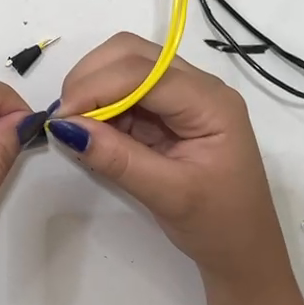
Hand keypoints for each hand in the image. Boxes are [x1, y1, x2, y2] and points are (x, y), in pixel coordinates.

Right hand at [45, 33, 284, 284]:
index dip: (96, 87)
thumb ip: (118, 159)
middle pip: (132, 54)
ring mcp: (181, 96)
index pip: (144, 73)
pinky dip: (99, 104)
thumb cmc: (219, 224)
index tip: (60, 119)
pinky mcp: (164, 111)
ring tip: (75, 127)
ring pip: (124, 66)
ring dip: (92, 88)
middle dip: (90, 77)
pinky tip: (90, 131)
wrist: (243, 250)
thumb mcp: (169, 195)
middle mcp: (197, 88)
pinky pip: (123, 92)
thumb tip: (65, 128)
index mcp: (211, 103)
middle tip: (65, 119)